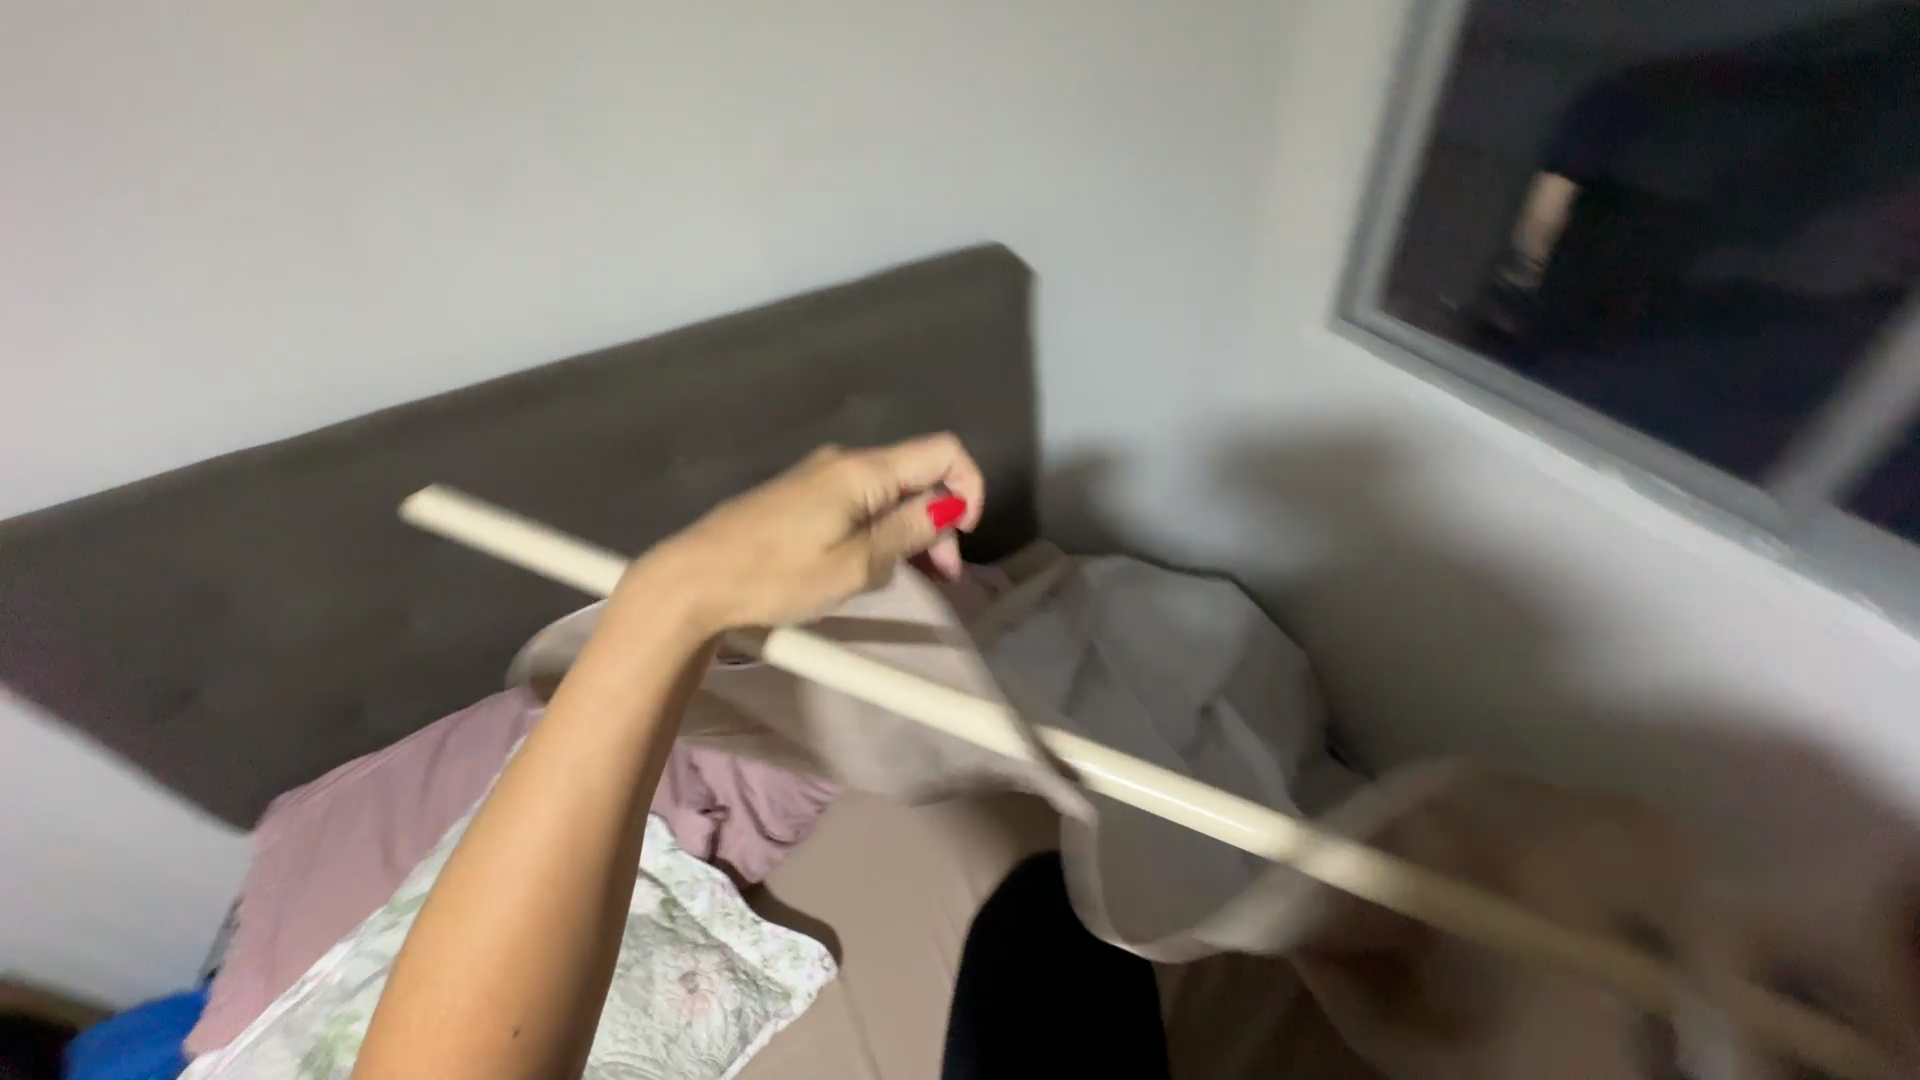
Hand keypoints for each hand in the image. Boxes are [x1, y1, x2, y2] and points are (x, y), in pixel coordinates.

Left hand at [618, 433, 984, 635]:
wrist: (694, 580)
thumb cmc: (776, 576)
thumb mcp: (854, 565)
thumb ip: (907, 531)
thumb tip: (949, 506)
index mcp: (863, 472)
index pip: (943, 451)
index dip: (969, 487)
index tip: (966, 534)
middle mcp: (845, 462)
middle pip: (917, 476)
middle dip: (940, 522)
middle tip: (941, 578)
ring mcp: (820, 477)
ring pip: (889, 494)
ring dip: (910, 532)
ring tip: (904, 578)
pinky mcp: (802, 496)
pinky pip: (860, 505)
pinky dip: (880, 531)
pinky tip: (867, 566)